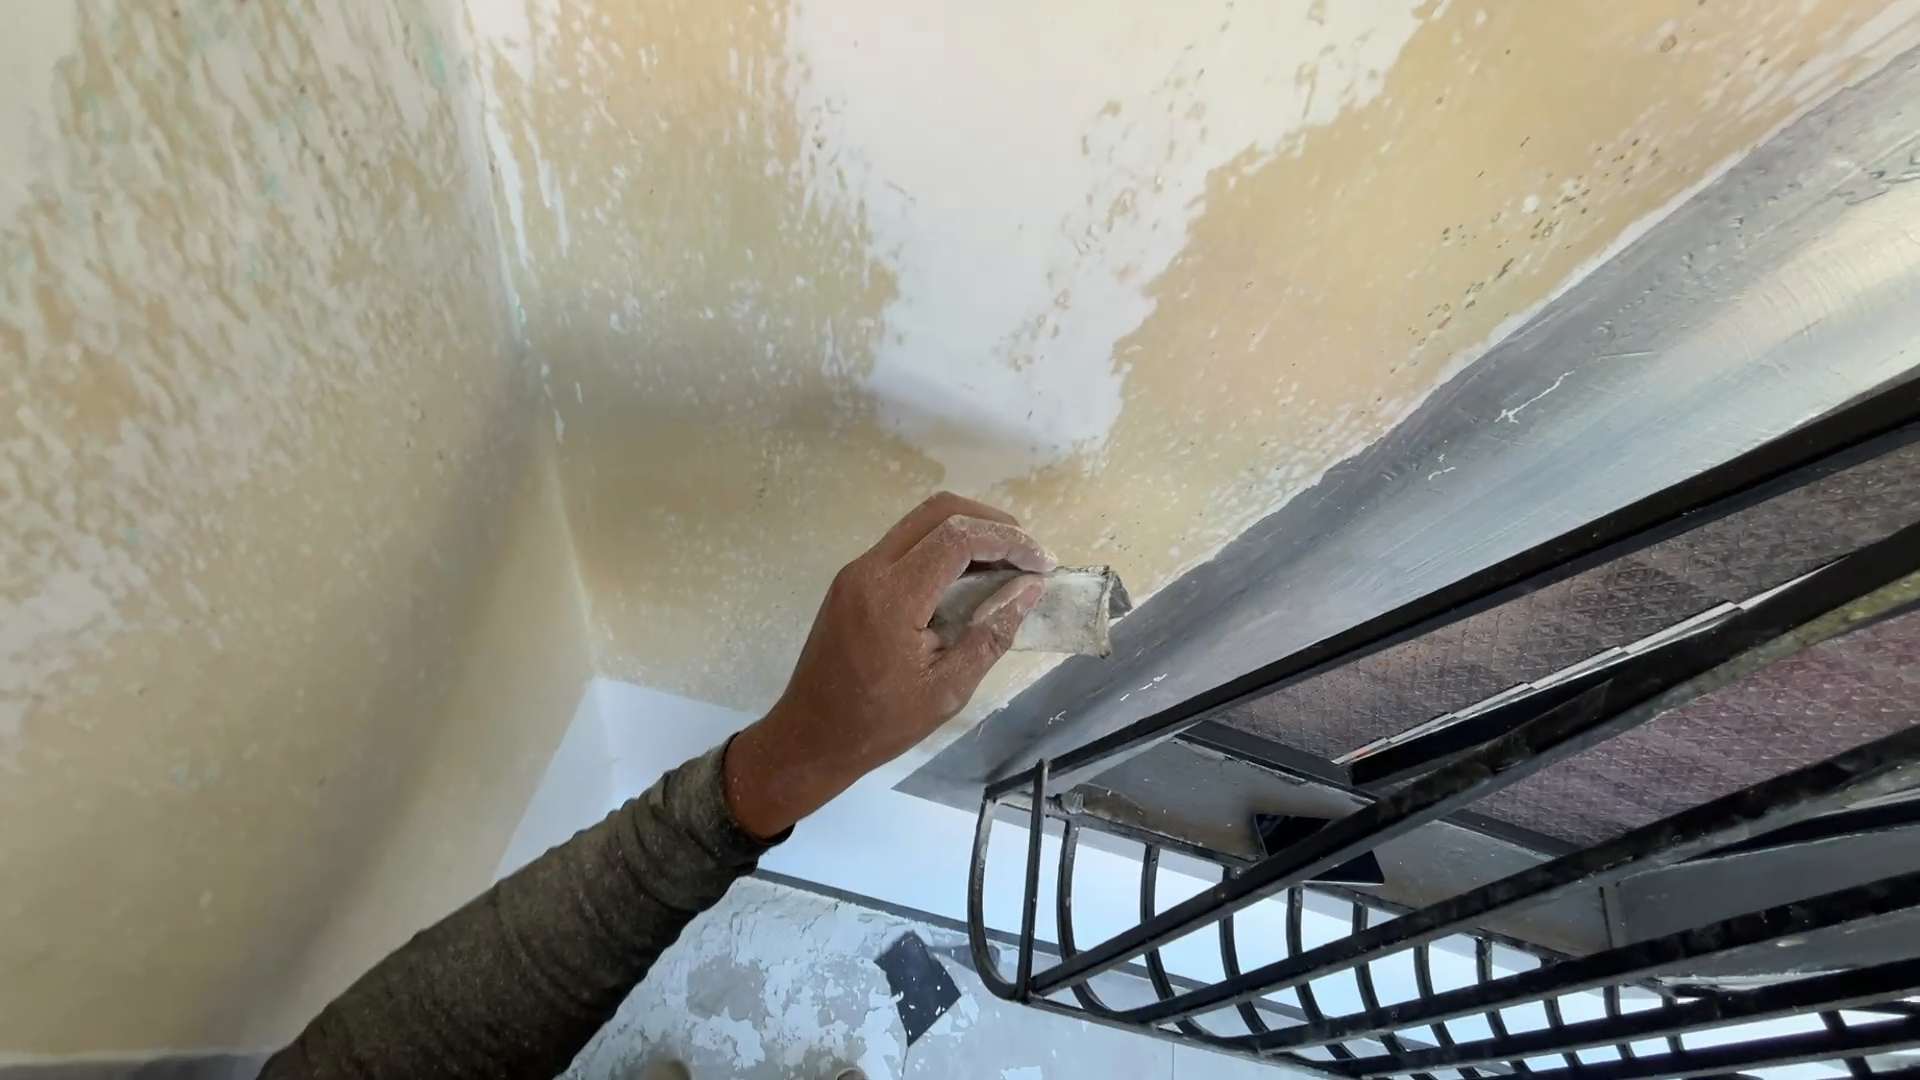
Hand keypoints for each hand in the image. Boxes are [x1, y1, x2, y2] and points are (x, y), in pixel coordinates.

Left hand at [723, 493, 1055, 837]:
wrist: (809, 737)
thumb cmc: (880, 724)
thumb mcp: (947, 690)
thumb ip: (991, 634)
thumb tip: (1029, 589)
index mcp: (891, 598)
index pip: (957, 538)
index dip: (1008, 541)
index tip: (1043, 563)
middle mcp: (869, 569)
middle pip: (938, 511)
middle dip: (991, 522)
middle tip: (1028, 553)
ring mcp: (857, 570)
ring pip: (920, 522)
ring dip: (967, 531)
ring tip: (1007, 563)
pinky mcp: (854, 579)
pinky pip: (906, 544)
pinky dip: (943, 546)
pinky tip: (969, 576)